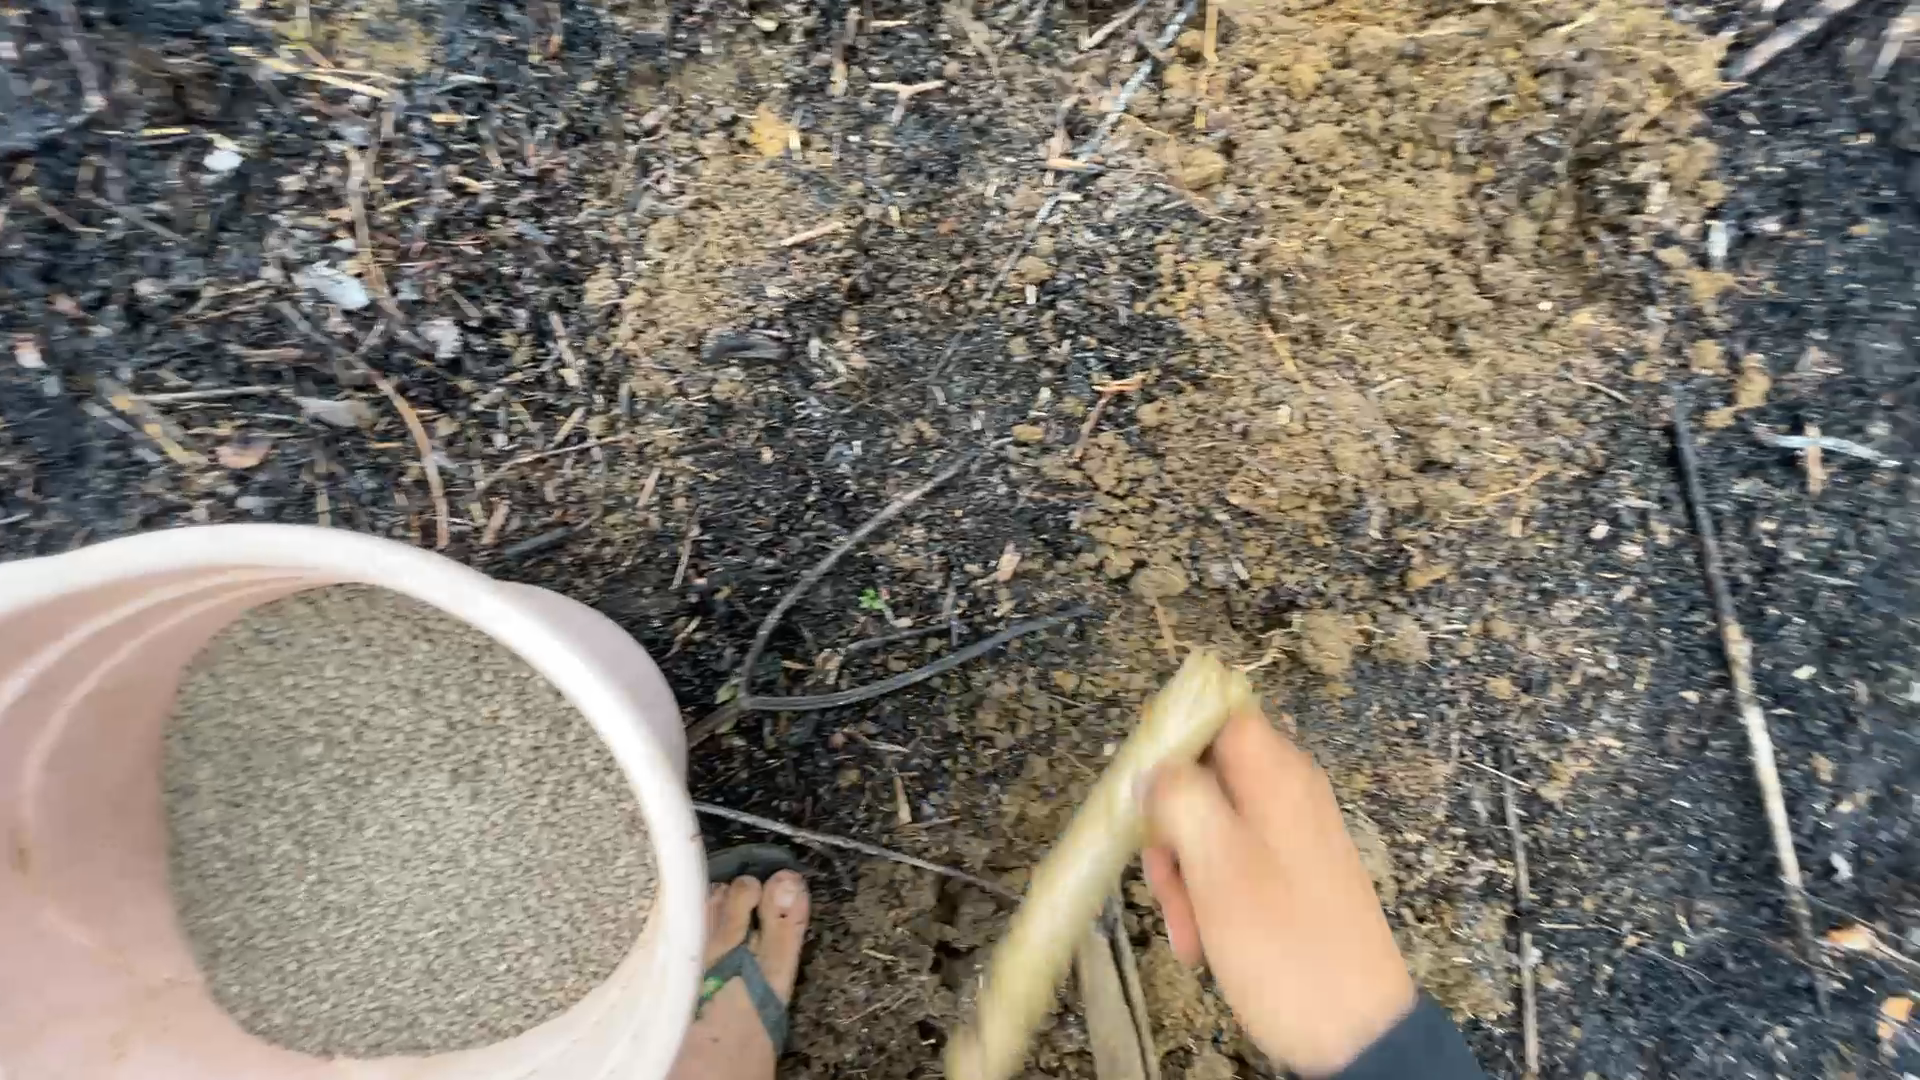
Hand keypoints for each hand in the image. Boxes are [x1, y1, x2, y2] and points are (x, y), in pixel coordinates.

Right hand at [1140, 707, 1415, 1076]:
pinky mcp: (1287, 872)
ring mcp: (1287, 834)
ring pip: (1208, 820)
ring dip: (1182, 867)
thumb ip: (1179, 797)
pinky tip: (1202, 937)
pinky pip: (1229, 857)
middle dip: (1169, 820)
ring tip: (1185, 924)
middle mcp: (1285, 792)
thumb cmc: (1283, 942)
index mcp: (1276, 774)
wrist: (1359, 1040)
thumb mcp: (1216, 862)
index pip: (1218, 713)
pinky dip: (1206, 889)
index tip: (1141, 776)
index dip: (1173, 732)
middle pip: (1203, 772)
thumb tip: (1152, 768)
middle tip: (1162, 871)